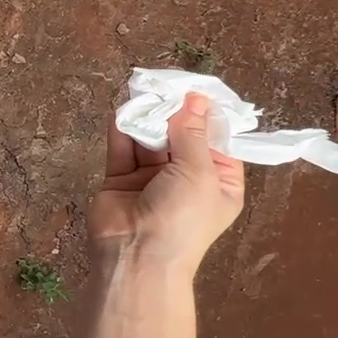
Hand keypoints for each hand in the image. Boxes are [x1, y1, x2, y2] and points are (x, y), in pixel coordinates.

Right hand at [90, 92, 243, 274]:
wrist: (135, 252)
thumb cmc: (182, 218)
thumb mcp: (197, 174)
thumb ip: (191, 135)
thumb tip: (195, 99)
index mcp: (218, 181)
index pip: (216, 141)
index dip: (206, 116)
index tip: (195, 89)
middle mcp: (186, 177)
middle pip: (179, 136)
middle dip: (171, 113)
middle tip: (162, 86)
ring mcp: (151, 177)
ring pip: (149, 140)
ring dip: (145, 119)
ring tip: (139, 92)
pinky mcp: (120, 177)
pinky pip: (122, 149)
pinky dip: (121, 130)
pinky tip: (120, 111)